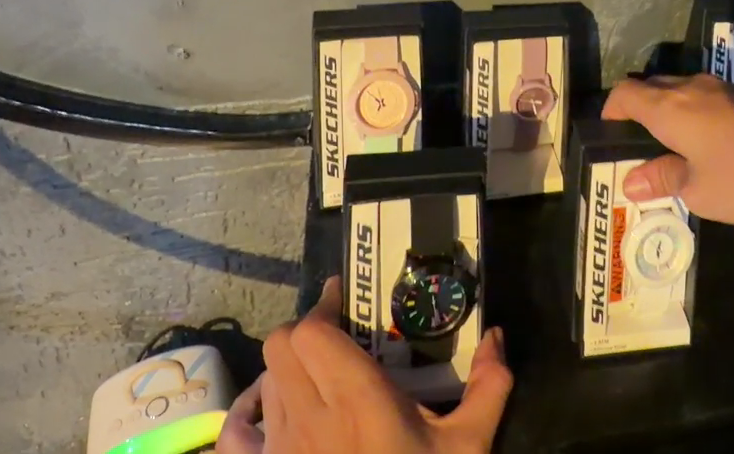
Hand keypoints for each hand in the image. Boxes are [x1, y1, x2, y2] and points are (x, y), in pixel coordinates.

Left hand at [216, 278, 511, 453]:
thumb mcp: (466, 446)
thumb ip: (488, 387)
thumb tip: (497, 335)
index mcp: (358, 401)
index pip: (312, 333)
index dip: (322, 306)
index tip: (341, 296)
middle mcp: (310, 419)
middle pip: (281, 346)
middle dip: (305, 328)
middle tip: (335, 330)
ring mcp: (280, 452)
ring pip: (265, 380)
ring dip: (288, 365)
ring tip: (317, 370)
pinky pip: (235, 435)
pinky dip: (248, 412)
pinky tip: (270, 410)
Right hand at [601, 75, 733, 224]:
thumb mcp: (700, 190)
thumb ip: (663, 180)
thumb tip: (631, 182)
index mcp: (670, 108)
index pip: (625, 93)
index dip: (611, 108)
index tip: (610, 131)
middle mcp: (693, 88)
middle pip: (654, 86)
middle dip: (641, 108)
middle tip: (641, 143)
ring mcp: (727, 87)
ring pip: (686, 90)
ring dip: (674, 110)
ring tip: (679, 146)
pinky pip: (713, 98)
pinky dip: (703, 114)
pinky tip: (719, 145)